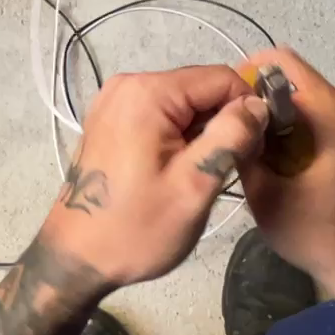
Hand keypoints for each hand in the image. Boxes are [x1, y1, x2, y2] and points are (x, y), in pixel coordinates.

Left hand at [39, 66, 271, 292]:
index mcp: (148, 92)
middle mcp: (128, 84)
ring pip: (183, 103)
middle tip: (230, 168)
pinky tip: (178, 169)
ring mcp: (115, 100)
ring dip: (202, 132)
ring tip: (201, 174)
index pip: (221, 78)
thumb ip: (231, 137)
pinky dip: (178, 135)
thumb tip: (258, 104)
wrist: (76, 256)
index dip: (249, 109)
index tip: (257, 148)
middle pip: (200, 88)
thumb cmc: (136, 227)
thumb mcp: (194, 185)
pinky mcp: (111, 118)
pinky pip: (160, 113)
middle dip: (224, 121)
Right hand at [238, 48, 334, 289]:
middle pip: (287, 76)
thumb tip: (222, 119)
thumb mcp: (265, 194)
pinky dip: (285, 126)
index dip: (245, 75)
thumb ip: (242, 148)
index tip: (225, 107)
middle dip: (254, 97)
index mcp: (328, 111)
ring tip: (246, 145)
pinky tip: (270, 157)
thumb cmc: (316, 232)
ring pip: (295, 95)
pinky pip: (307, 112)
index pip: (280, 61)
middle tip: (230, 130)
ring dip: (268, 114)